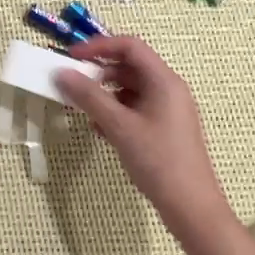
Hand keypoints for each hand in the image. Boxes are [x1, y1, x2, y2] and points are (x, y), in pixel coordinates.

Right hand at [55, 36, 227, 232]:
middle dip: (99, 72)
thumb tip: (61, 73)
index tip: (72, 57)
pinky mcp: (165, 128)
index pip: (130, 46)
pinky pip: (135, 108)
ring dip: (105, 94)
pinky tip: (100, 130)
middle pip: (129, 66)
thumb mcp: (119, 126)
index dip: (99, 46)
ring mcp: (168, 110)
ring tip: (84, 109)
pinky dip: (116, 112)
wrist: (192, 209)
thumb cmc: (158, 161)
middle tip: (74, 82)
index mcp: (164, 81)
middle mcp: (169, 90)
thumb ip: (88, 96)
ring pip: (130, 88)